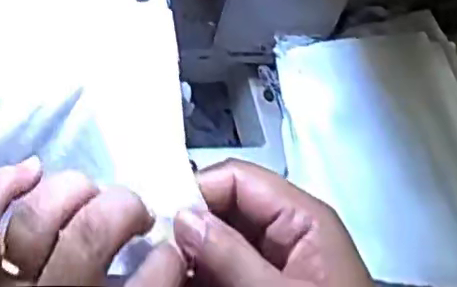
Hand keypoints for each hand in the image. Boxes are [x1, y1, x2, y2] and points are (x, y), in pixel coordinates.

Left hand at [0, 157, 185, 285]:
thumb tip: (178, 263)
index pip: (145, 285)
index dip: (168, 258)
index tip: (173, 249)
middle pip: (89, 233)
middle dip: (125, 207)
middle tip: (140, 214)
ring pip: (35, 218)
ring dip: (73, 190)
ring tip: (93, 193)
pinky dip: (2, 186)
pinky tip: (33, 170)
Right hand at [174, 159, 371, 286]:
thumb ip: (232, 256)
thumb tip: (184, 217)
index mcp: (302, 217)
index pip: (240, 179)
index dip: (199, 190)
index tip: (160, 217)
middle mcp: (288, 233)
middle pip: (229, 210)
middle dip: (192, 228)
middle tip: (154, 252)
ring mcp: (278, 266)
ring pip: (224, 245)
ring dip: (192, 257)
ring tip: (161, 273)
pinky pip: (229, 275)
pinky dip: (204, 279)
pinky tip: (178, 284)